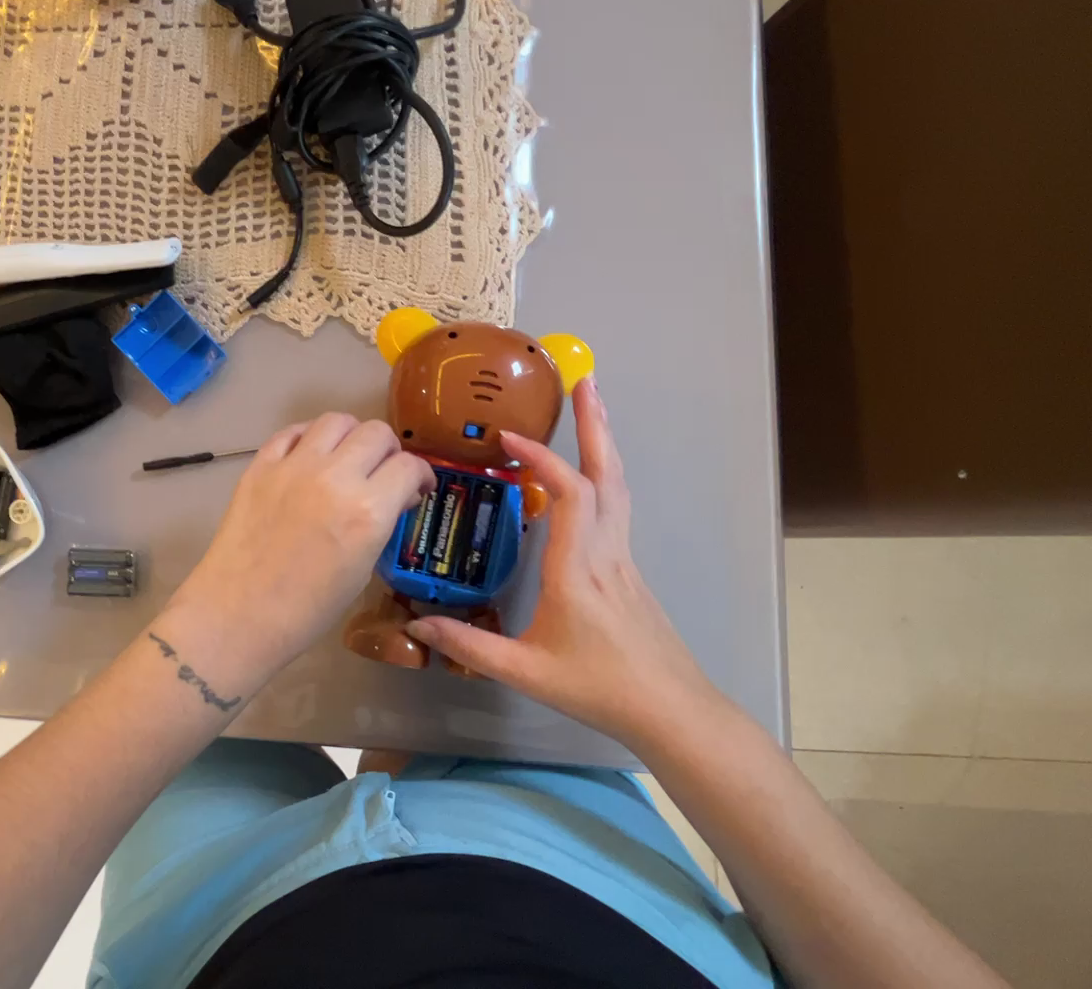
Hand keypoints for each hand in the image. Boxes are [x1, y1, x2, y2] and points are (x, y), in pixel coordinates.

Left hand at [166, 413, 434, 681]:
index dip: (419, 476)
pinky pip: (292, 432)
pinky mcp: (260, 466)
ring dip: (351, 435)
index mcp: (367, 510)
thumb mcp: (362, 569)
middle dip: (389, 451)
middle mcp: (335, 477)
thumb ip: (381, 522)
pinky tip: (310, 455)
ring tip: (347, 457)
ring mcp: (293, 466)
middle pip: (376, 433)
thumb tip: (394, 496)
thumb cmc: (308, 608)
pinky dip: (308, 437)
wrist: (239, 613)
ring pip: (336, 420)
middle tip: (383, 471)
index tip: (415, 488)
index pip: (409, 466)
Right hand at [405, 380, 723, 747]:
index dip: (541, 459)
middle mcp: (605, 553)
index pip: (567, 496)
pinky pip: (616, 507)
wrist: (673, 711)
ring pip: (618, 488)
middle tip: (584, 381)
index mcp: (577, 571)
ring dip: (604, 443)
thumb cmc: (600, 690)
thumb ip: (470, 646)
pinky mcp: (628, 568)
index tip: (507, 439)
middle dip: (595, 426)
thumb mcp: (526, 672)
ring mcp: (623, 558)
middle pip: (607, 476)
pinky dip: (602, 475)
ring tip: (593, 407)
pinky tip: (587, 475)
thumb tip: (418, 624)